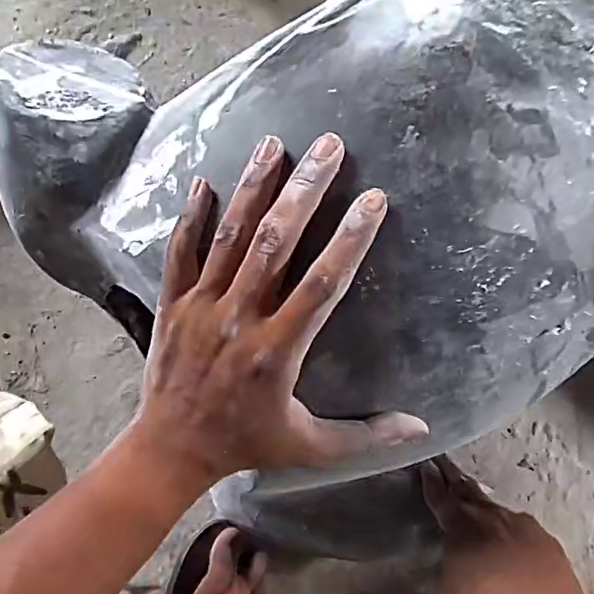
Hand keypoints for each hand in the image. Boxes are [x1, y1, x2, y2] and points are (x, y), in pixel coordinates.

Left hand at [123, 133, 427, 488]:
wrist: (171, 449)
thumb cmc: (244, 445)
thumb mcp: (309, 447)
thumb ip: (365, 435)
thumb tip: (422, 429)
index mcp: (277, 352)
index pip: (322, 284)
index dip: (350, 239)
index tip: (373, 199)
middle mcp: (238, 320)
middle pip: (275, 244)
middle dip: (304, 190)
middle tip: (328, 146)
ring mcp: (200, 308)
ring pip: (229, 238)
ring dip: (252, 188)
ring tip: (273, 144)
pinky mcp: (172, 306)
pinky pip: (179, 254)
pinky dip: (191, 218)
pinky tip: (204, 182)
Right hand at [422, 456, 593, 593]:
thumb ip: (430, 576)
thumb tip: (424, 570)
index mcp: (460, 525)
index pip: (440, 497)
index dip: (430, 482)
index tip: (425, 468)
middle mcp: (490, 517)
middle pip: (468, 492)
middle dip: (453, 481)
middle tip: (443, 469)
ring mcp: (522, 525)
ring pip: (494, 508)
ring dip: (480, 505)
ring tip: (472, 505)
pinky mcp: (546, 540)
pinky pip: (519, 526)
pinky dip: (507, 527)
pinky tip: (506, 539)